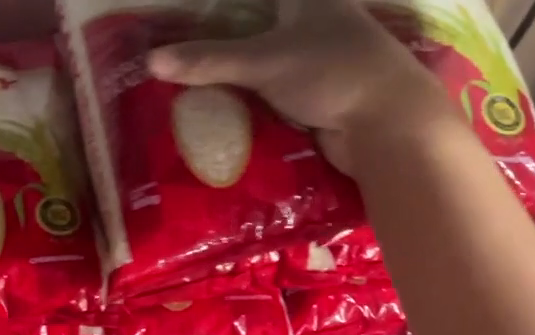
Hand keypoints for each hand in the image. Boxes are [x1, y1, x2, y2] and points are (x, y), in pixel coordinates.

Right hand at [147, 0, 464, 178]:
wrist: (383, 123)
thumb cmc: (330, 72)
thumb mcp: (262, 61)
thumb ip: (208, 61)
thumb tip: (152, 61)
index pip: (257, 0)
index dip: (224, 8)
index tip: (193, 13)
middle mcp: (315, 20)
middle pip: (263, 22)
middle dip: (228, 38)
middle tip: (184, 51)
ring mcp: (319, 59)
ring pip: (269, 59)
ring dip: (239, 72)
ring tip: (194, 82)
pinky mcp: (318, 94)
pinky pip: (276, 92)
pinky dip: (253, 99)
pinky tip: (224, 110)